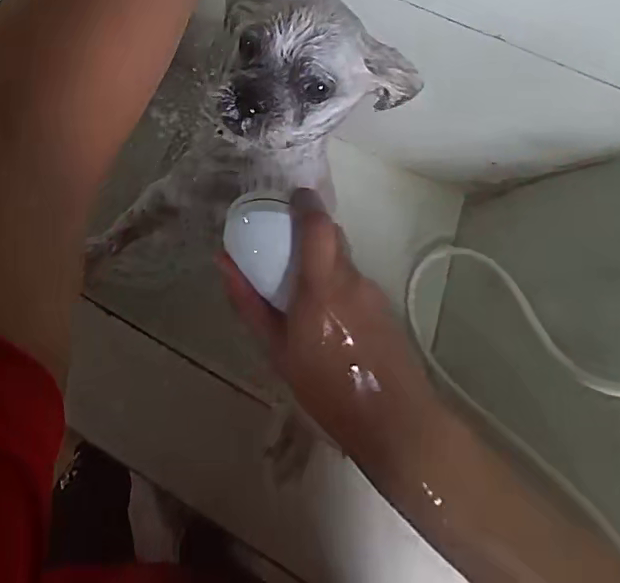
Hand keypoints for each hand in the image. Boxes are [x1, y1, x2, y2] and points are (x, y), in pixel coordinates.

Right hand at [217, 189, 439, 473]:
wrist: (395, 422)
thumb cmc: (326, 388)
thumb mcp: (277, 350)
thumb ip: (249, 304)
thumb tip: (224, 263)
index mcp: (321, 285)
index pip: (318, 225)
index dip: (305, 203)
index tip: (289, 197)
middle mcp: (351, 279)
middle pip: (332, 237)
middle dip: (310, 234)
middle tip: (285, 249)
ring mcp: (372, 292)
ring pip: (343, 262)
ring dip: (323, 266)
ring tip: (304, 299)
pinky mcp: (385, 308)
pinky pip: (355, 284)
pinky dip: (338, 288)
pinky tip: (330, 323)